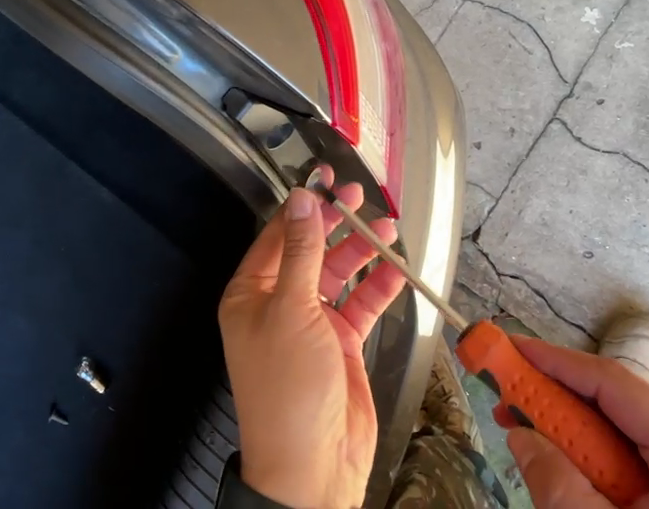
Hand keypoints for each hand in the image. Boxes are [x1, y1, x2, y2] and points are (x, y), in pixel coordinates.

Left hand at [218, 165, 407, 508]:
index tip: (326, 181)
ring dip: (362, 252)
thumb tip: (302, 199)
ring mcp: (311, 323)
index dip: (302, 206)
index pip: (277, 236)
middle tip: (359, 197)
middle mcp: (278, 303)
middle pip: (309, 250)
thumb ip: (302, 252)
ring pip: (338, 274)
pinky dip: (378, 286)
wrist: (312, 468)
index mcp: (251, 293)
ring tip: (388, 228)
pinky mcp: (340, 343)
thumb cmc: (287, 389)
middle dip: (335, 224)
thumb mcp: (292, 310)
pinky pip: (361, 304)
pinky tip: (397, 269)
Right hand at [496, 337, 648, 507]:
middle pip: (621, 400)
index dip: (553, 360)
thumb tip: (521, 436)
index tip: (505, 348)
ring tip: (537, 439)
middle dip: (560, 398)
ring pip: (633, 424)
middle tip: (508, 404)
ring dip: (581, 427)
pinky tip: (579, 464)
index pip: (611, 381)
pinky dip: (610, 451)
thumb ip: (558, 486)